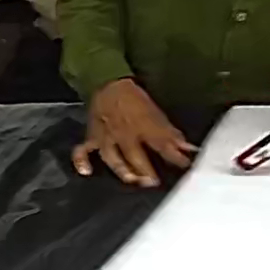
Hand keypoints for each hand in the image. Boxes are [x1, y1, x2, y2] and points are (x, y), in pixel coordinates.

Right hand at [73, 79, 196, 187]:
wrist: (109, 86)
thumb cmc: (135, 99)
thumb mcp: (156, 112)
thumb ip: (170, 133)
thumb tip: (188, 149)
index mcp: (143, 126)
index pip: (161, 144)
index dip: (174, 156)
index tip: (184, 166)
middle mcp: (123, 135)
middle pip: (135, 155)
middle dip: (145, 169)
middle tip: (153, 183)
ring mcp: (105, 138)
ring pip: (112, 156)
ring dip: (121, 169)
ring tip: (130, 180)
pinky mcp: (91, 138)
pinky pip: (82, 151)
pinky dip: (81, 161)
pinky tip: (86, 172)